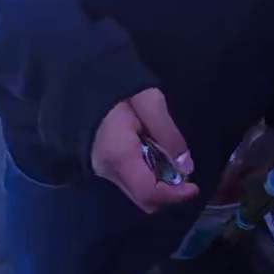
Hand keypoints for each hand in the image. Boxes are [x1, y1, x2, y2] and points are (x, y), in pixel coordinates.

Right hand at [92, 88, 198, 213]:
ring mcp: (100, 168)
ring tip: (169, 162)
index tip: (194, 187)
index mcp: (120, 155)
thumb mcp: (150, 103)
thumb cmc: (116, 84)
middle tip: (184, 176)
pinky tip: (153, 156)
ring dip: (158, 185)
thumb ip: (169, 136)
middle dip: (168, 194)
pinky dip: (146, 177)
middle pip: (143, 200)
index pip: (149, 192)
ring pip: (135, 193)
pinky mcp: (99, 163)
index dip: (175, 196)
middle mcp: (107, 169)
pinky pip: (128, 181)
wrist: (78, 73)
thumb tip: (186, 167)